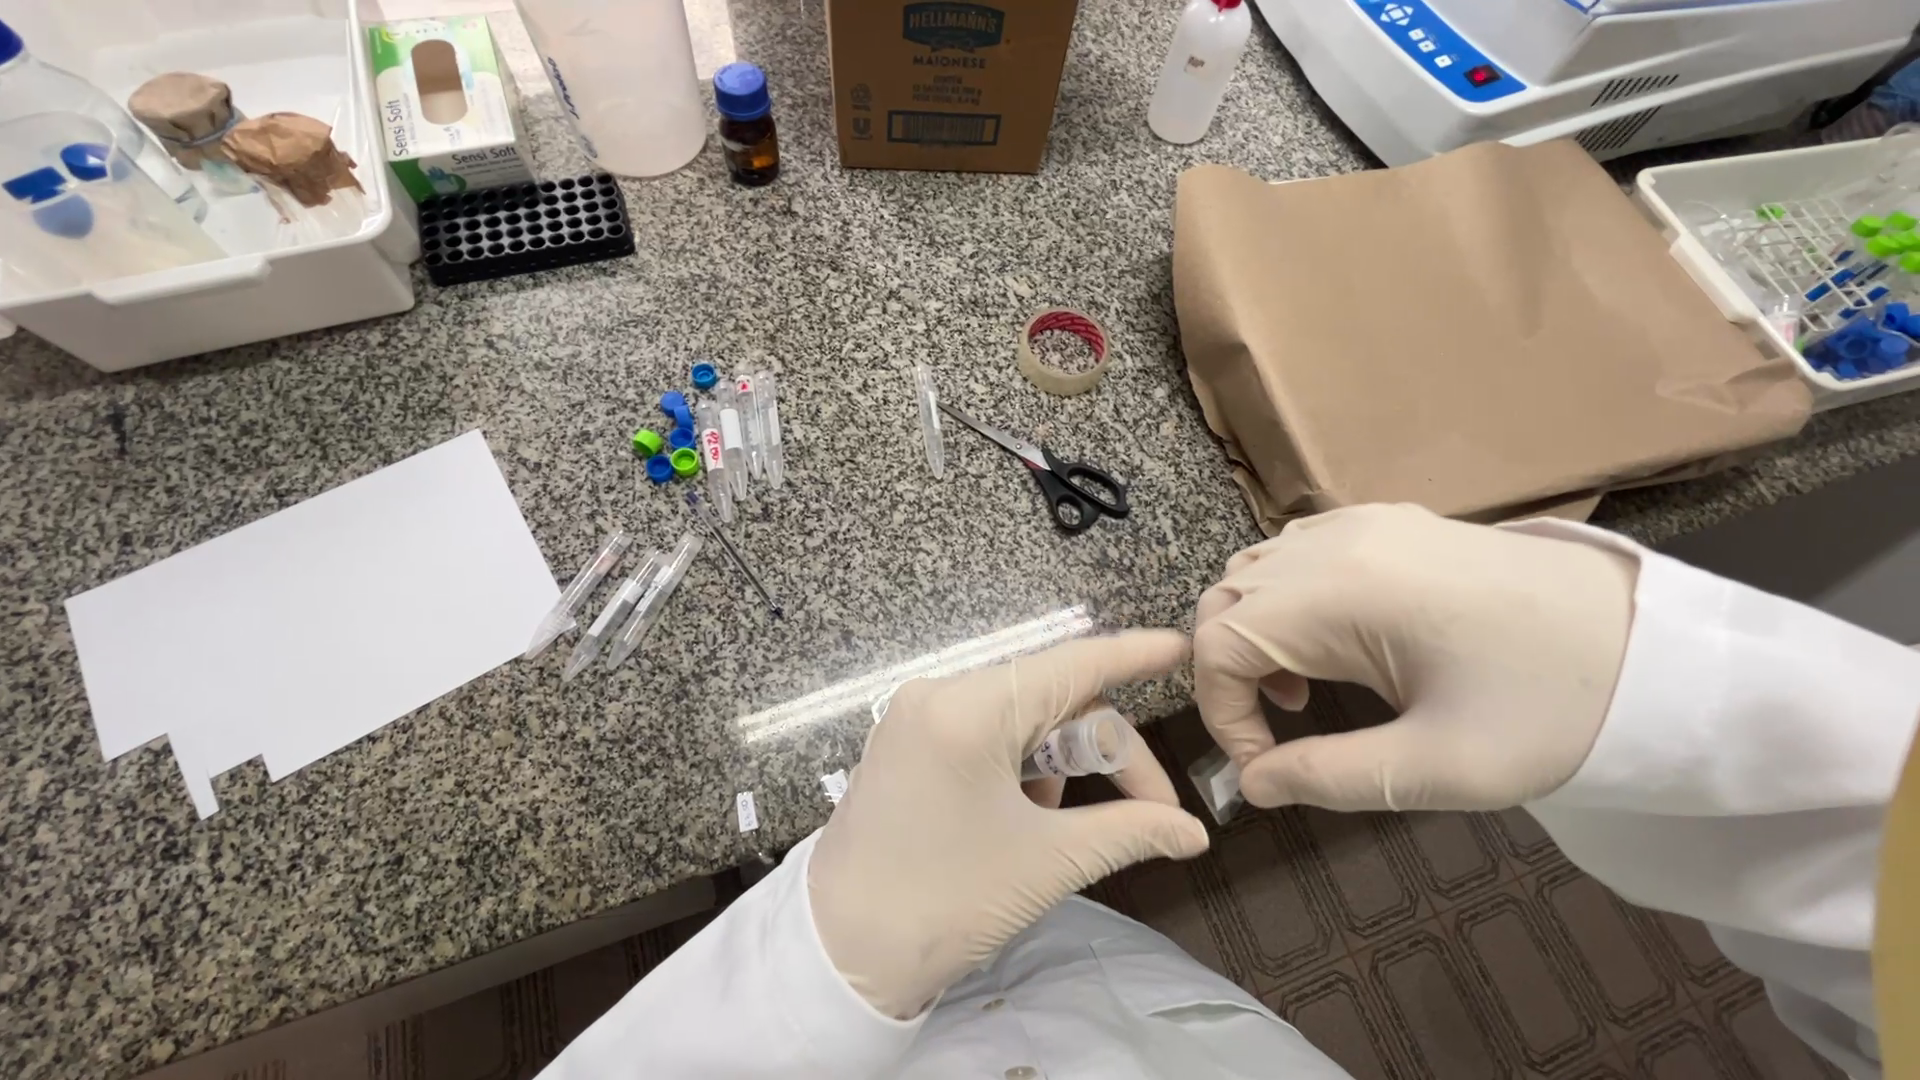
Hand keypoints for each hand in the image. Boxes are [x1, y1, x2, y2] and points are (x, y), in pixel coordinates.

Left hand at [808, 631, 1210, 1018]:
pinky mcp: (906, 739)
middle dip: (1106, 751)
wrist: (840, 955)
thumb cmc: (945, 903)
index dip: (1131, 655)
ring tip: (1062, 825)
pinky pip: (984, 732)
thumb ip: (1128, 831)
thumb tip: (1193, 834)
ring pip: (1020, 717)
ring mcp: (916, 714)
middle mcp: (939, 693)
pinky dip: (1019, 765)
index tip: (1178, 645)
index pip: (1071, 665)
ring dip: (1061, 763)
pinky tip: (1023, 815)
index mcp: (968, 709)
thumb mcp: (1046, 862)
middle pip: (1051, 700)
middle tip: (1151, 811)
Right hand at [1192, 504, 1637, 811]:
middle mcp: (1331, 543)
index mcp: (1339, 594)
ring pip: (1250, 570)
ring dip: (1251, 630)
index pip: (1219, 644)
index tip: (1264, 763)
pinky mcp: (1382, 520)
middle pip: (1224, 599)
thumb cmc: (1552, 708)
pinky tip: (1333, 633)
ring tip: (1305, 680)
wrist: (1655, 644)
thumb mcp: (1441, 767)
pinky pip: (1292, 552)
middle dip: (1227, 670)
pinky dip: (1283, 597)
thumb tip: (1253, 784)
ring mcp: (1356, 523)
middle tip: (1280, 720)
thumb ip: (1329, 778)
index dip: (1220, 710)